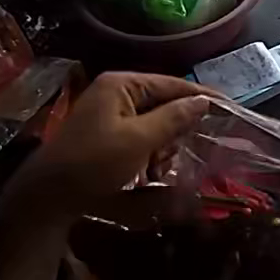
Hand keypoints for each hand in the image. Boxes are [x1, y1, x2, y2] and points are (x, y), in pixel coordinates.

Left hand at [0, 71, 210, 224]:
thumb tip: (203, 101)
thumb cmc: (94, 163)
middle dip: (174, 131)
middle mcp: (117, 92)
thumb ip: (173, 118)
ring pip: (156, 124)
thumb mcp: (139, 141)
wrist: (49, 195)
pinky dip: (149, 154)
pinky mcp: (108, 134)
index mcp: (122, 84)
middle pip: (165, 104)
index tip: (230, 109)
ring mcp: (111, 113)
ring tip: (154, 169)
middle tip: (171, 155)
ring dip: (162, 147)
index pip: (173, 84)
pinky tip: (147, 173)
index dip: (202, 97)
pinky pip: (142, 137)